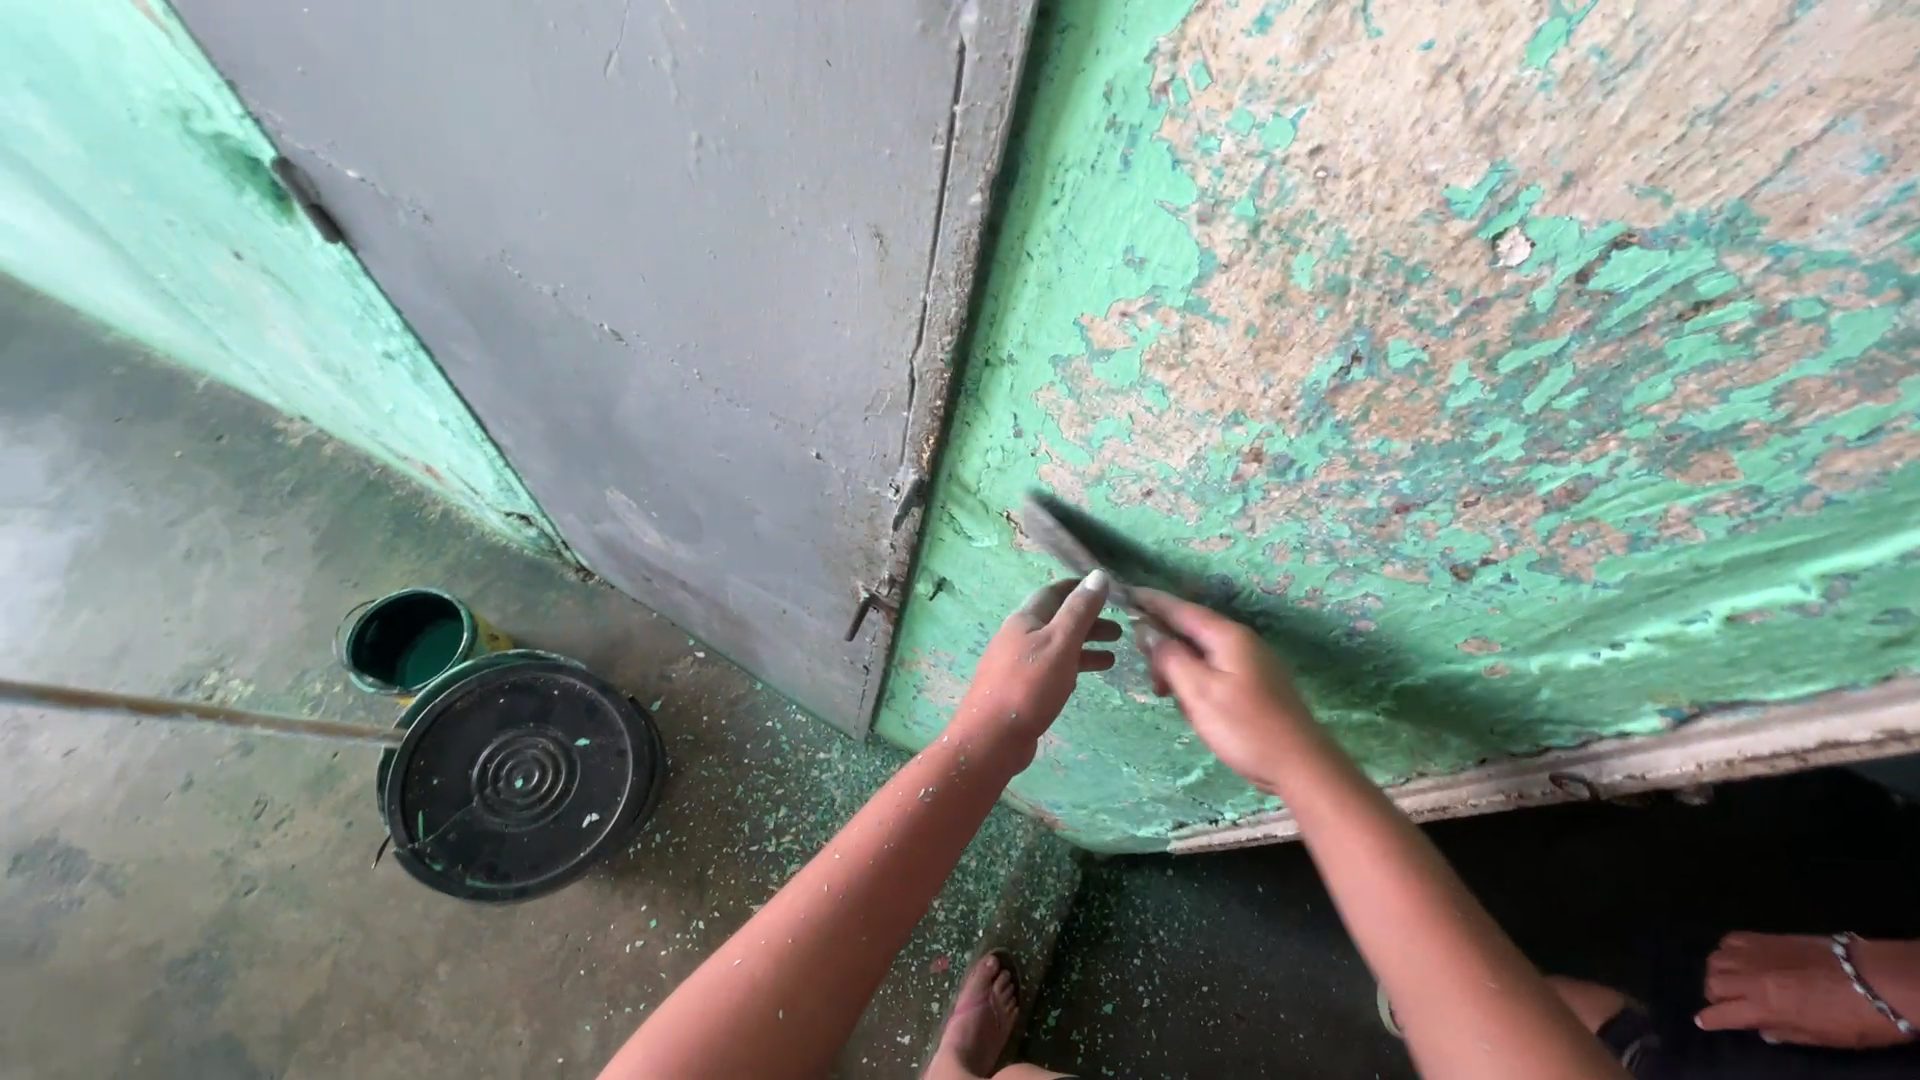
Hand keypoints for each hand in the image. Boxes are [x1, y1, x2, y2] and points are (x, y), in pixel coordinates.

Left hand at [953, 573, 1118, 749]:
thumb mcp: (1060, 642)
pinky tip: (1086, 676)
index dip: (1079, 587)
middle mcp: (1018, 636)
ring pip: (1055, 646)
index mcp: (1025, 619)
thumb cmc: (1029, 685)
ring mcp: (1017, 663)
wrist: (992, 737)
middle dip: (1087, 621)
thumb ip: (1080, 610)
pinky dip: (1071, 666)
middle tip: (1119, 629)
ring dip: (1083, 646)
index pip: (1053, 592)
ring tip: (1113, 654)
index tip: (1105, 589)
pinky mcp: (1020, 688)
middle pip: (1056, 620)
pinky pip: (1050, 668)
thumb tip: (1098, 575)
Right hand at [1133, 589, 1314, 793]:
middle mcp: (1241, 642)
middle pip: (1190, 630)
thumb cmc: (1245, 727)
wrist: (1301, 767)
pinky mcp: (1255, 685)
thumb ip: (1169, 656)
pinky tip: (1190, 704)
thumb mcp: (1197, 691)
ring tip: (1166, 695)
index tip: (1123, 594)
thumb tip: (1146, 630)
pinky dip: (1194, 680)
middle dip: (1162, 644)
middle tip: (1149, 675)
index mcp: (1227, 636)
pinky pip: (1214, 670)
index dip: (1150, 601)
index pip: (1180, 608)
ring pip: (1201, 653)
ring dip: (1177, 668)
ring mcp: (1251, 663)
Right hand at [1696, 932, 1919, 1047]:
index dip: (1710, 1019)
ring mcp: (1752, 955)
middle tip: (1727, 1002)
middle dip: (1714, 995)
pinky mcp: (1760, 938)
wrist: (1874, 979)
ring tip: (1732, 979)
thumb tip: (1764, 1031)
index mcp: (1765, 1007)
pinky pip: (1728, 942)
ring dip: (1718, 972)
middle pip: (1712, 983)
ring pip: (1715, 960)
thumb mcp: (1825, 1037)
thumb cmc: (1856, 1018)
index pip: (1723, 1013)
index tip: (1702, 1021)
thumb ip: (1788, 1033)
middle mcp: (1749, 979)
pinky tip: (1741, 958)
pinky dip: (1729, 951)